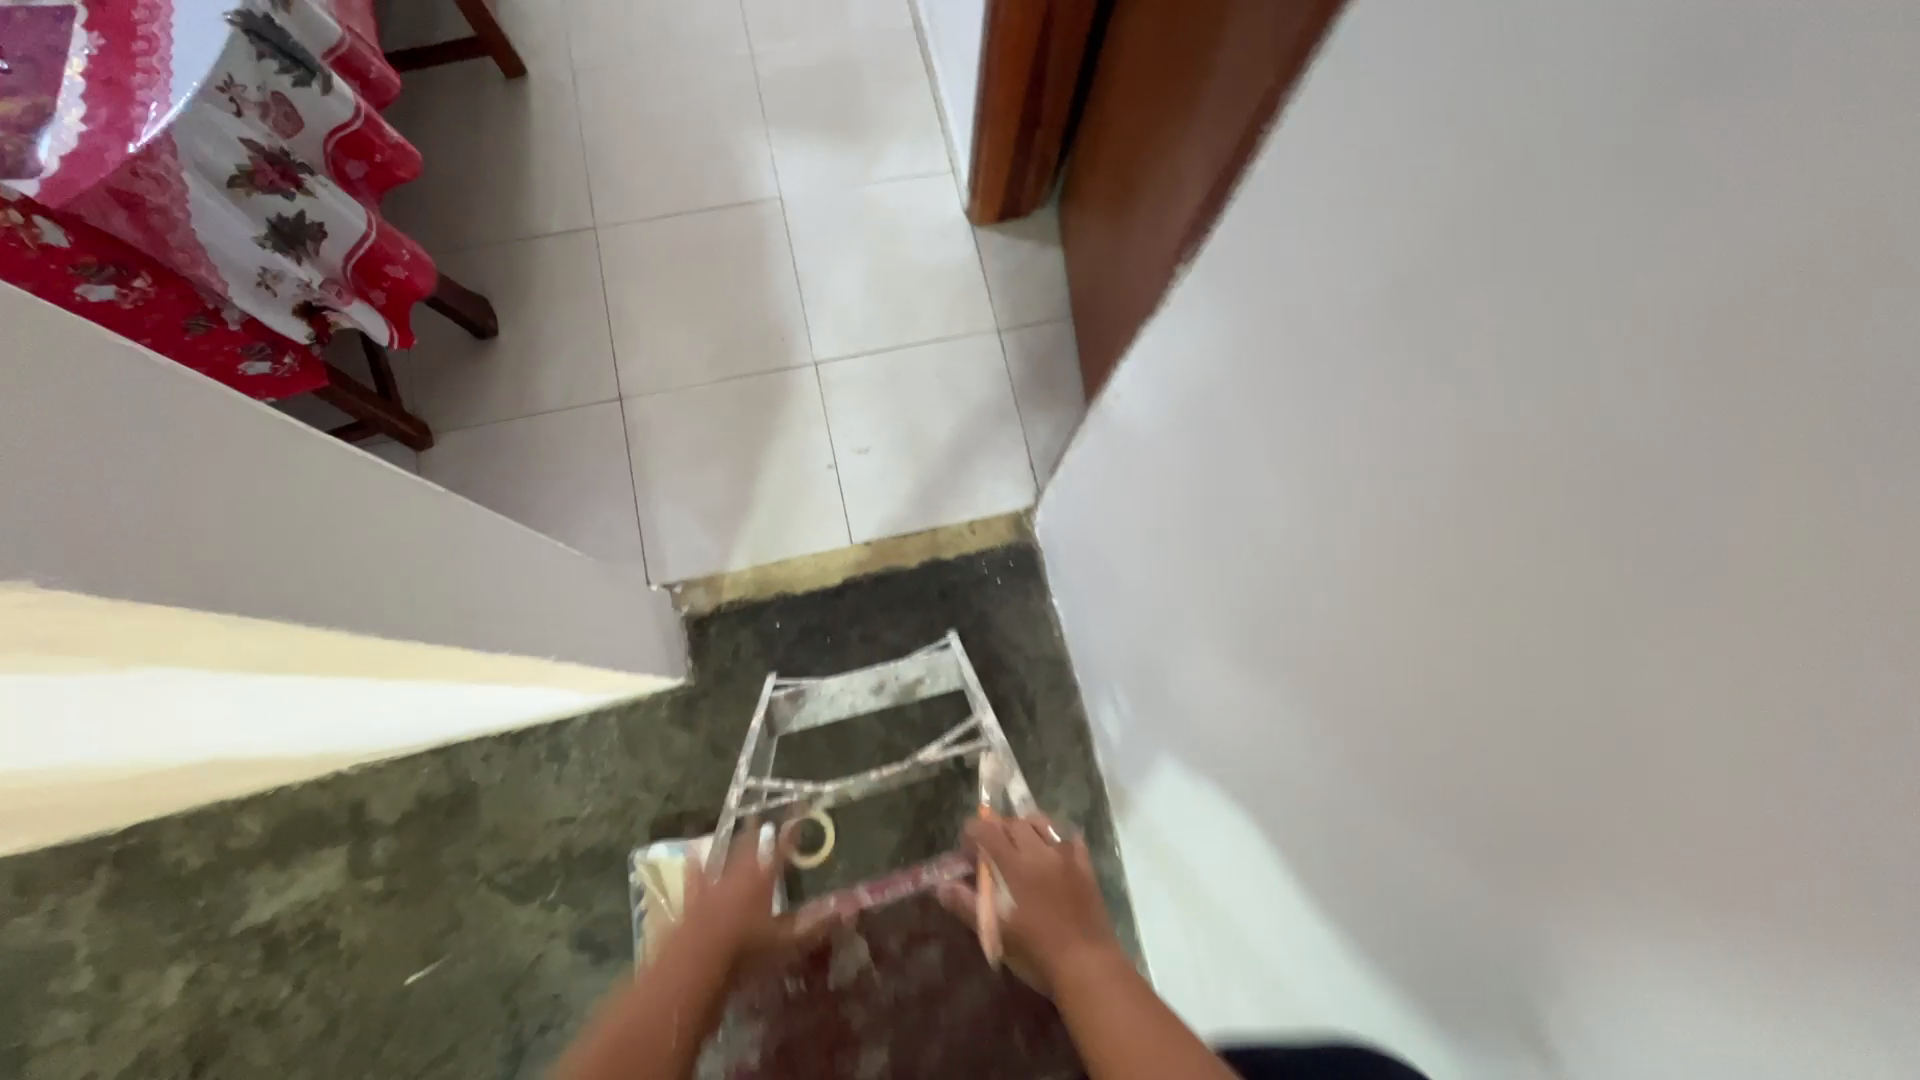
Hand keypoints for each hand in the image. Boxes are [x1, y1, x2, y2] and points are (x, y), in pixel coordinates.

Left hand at [677, 819, 835, 975]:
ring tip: (731, 825)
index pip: (782, 848)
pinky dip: (693, 866)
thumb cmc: (746, 953)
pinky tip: (690, 856)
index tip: (800, 806)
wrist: (695, 964)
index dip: (792, 829)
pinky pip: (693, 877)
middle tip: (760, 813)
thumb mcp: (788, 943)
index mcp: (763, 882)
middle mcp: (738, 876)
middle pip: (749, 846)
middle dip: (756, 829)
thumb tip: (849, 907)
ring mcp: (711, 886)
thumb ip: (816, 925)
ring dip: (728, 842)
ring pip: (722, 856)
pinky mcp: (690, 900)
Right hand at [938, 813, 1121, 991]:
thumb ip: (967, 905)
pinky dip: (1057, 838)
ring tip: (1020, 843)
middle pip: (1015, 823)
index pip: (988, 831)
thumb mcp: (996, 932)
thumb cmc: (1036, 953)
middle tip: (991, 847)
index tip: (967, 844)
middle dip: (998, 828)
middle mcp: (1040, 852)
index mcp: (1015, 866)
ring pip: (1043, 824)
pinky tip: (1053, 850)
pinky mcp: (1086, 867)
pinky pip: (1071, 838)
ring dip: (1026, 827)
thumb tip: (942, 887)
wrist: (1087, 965)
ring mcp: (1066, 857)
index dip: (973, 830)